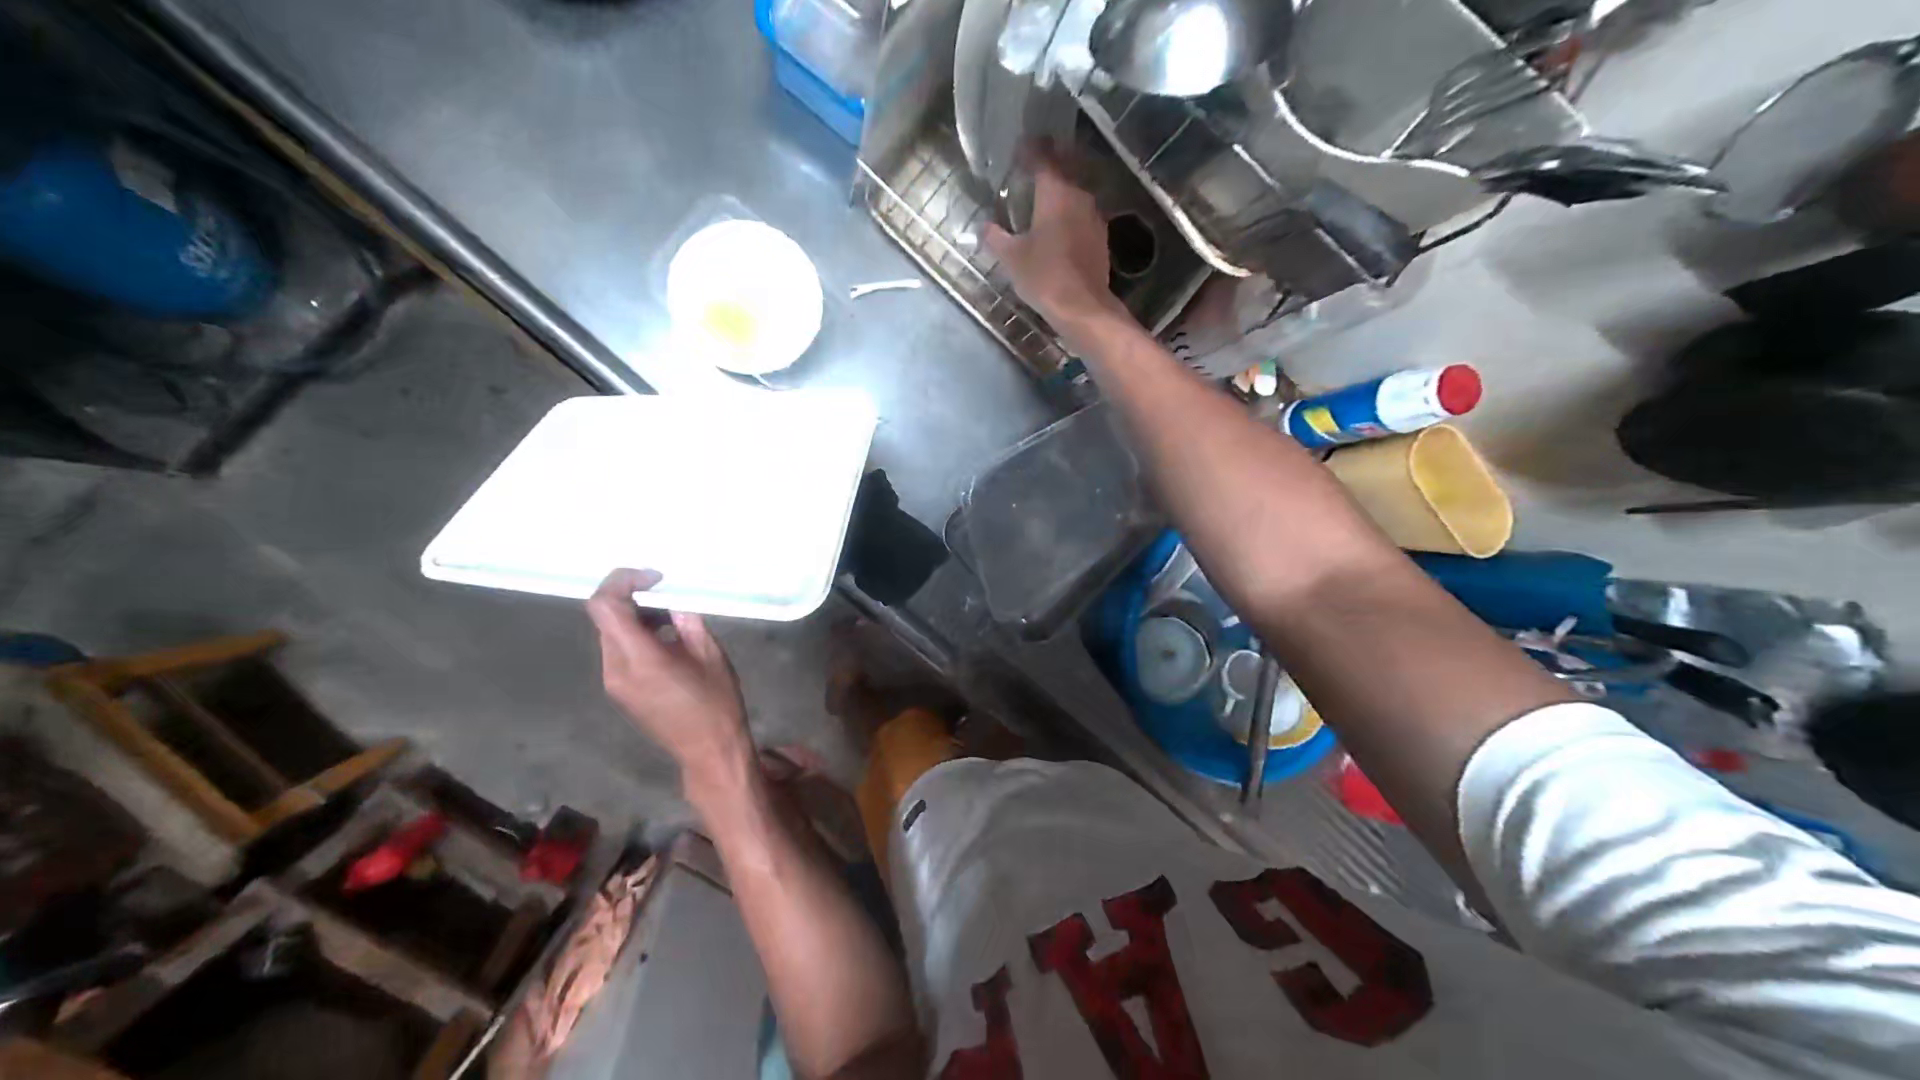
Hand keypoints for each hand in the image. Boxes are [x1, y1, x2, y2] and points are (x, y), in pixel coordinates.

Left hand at [587, 569, 751, 779]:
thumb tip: (674, 599)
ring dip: (635, 616)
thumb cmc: (717, 702)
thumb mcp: (710, 654)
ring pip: (611, 633)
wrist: (708, 750)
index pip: (605, 607)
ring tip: (673, 618)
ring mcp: (614, 682)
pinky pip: (618, 650)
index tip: (655, 578)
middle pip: (605, 618)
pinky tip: (668, 640)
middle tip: (667, 593)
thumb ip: (687, 621)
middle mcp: (616, 669)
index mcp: (640, 659)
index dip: (622, 581)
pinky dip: (636, 635)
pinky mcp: (620, 690)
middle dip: (632, 597)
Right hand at [984, 158, 1129, 335]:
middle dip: (1048, 166)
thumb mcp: (1011, 258)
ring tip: (1043, 198)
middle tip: (1031, 168)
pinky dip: (1069, 213)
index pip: (1042, 157)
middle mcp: (1078, 195)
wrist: (1082, 307)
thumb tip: (983, 226)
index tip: (1019, 147)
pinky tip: (1059, 226)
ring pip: (1075, 193)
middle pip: (1063, 170)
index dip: (1030, 149)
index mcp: (1055, 192)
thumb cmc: (1043, 276)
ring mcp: (1094, 216)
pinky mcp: (1100, 237)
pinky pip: (1082, 215)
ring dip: (1060, 191)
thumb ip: (995, 237)